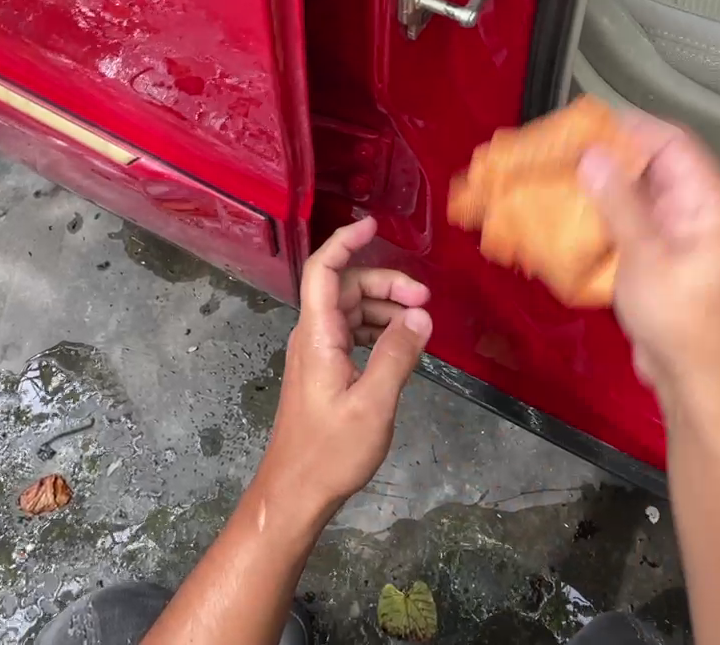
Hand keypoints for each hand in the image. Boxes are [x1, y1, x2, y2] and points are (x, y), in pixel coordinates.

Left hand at [254, 217, 433, 523]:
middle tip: (424, 298)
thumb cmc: (329, 451)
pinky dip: (377, 329)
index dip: (345, 241)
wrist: (294, 494)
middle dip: (385, 284)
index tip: (372, 225)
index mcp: (317, 334)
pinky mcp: (324, 370)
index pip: (324, 270)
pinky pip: (351, 333)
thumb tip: (421, 315)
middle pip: (345, 288)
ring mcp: (316, 353)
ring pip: (350, 310)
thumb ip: (397, 355)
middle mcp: (312, 335)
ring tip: (419, 323)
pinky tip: (400, 345)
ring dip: (384, 307)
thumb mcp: (373, 404)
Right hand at [578, 111, 719, 402]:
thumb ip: (619, 202)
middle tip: (561, 149)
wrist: (694, 379)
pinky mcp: (656, 251)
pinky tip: (569, 211)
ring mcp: (675, 231)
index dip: (631, 129)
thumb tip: (591, 155)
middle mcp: (693, 209)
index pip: (672, 143)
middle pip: (651, 163)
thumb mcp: (646, 256)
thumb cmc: (680, 319)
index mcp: (705, 202)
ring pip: (636, 189)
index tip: (585, 127)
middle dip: (608, 154)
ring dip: (600, 181)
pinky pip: (628, 216)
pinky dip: (601, 209)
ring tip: (557, 174)